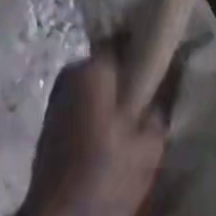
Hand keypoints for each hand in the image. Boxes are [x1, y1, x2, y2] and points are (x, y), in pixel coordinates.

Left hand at [21, 52, 165, 215]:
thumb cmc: (107, 175)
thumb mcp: (150, 143)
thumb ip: (160, 105)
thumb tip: (165, 83)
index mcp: (93, 68)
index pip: (124, 40)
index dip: (145, 49)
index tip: (162, 63)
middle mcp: (70, 73)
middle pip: (108, 62)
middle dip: (128, 74)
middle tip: (151, 95)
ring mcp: (56, 97)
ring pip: (94, 84)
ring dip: (112, 94)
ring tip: (133, 117)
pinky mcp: (50, 123)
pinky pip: (82, 102)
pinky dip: (97, 110)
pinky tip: (112, 132)